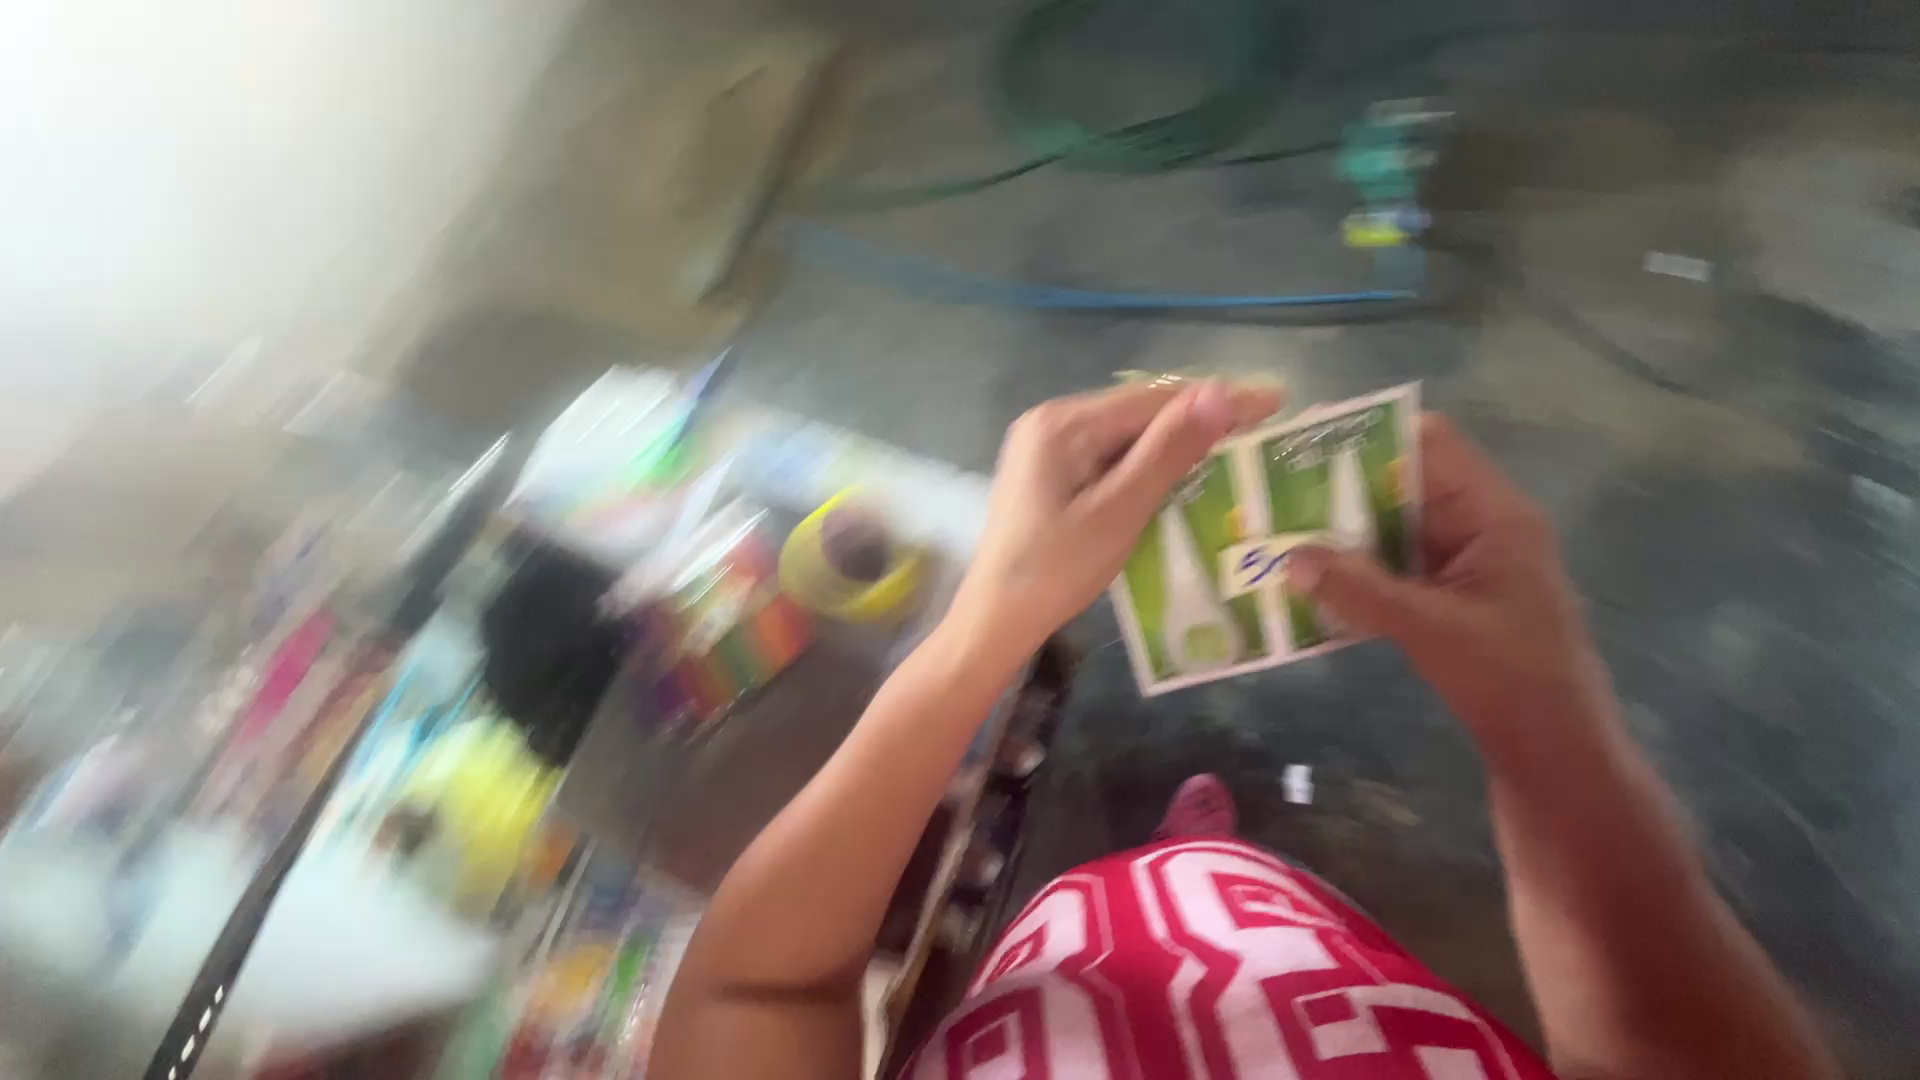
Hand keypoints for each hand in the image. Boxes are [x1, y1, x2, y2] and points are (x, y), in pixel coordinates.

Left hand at [950, 379, 1282, 660]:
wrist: (997, 617)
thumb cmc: (1056, 570)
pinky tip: (1173, 480)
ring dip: (1171, 445)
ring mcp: (1043, 448)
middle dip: (1195, 421)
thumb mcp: (1119, 511)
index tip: (1274, 402)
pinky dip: (1141, 466)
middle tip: (1258, 432)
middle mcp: (1049, 422)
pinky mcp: (1045, 474)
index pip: (1154, 398)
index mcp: (1062, 423)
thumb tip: (1221, 391)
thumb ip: (1168, 451)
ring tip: (1229, 453)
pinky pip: (1104, 457)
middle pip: (1136, 412)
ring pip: (1122, 435)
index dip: (1216, 399)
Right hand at [1285, 415, 1614, 744]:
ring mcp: (1458, 558)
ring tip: (1276, 526)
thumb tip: (1289, 557)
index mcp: (1493, 514)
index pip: (1431, 444)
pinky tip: (1305, 573)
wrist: (1551, 747)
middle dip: (1338, 483)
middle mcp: (1476, 524)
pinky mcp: (1441, 590)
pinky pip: (1387, 561)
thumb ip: (1358, 590)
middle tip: (1273, 487)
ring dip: (1338, 527)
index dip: (1369, 433)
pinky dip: (1349, 563)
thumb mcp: (1429, 630)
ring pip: (1388, 523)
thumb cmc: (1510, 679)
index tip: (1304, 438)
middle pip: (1401, 481)